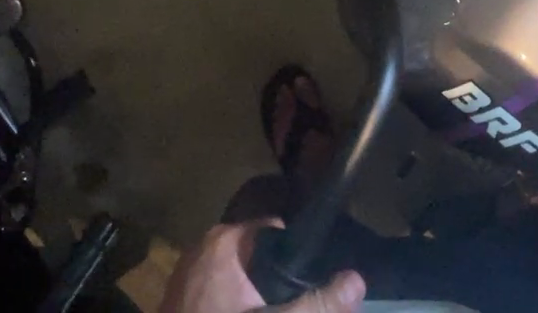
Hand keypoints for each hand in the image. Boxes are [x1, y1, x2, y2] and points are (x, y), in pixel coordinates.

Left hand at [160, 221, 365, 312]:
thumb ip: (315, 305)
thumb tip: (357, 281)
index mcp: (225, 241)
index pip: (276, 232)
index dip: (298, 257)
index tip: (312, 283)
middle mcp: (205, 246)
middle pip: (259, 255)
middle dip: (280, 281)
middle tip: (296, 306)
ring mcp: (189, 272)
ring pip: (240, 276)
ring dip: (260, 296)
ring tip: (278, 309)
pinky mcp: (181, 297)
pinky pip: (220, 292)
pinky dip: (236, 305)